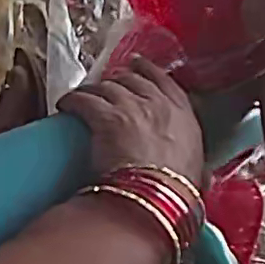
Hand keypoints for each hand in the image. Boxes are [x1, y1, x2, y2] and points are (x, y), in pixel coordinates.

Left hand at [58, 57, 204, 183]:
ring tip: (84, 96)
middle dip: (117, 80)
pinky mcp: (105, 117)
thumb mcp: (197, 170)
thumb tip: (199, 174)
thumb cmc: (179, 192)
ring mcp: (130, 107)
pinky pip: (83, 100)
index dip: (147, 70)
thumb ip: (194, 160)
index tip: (136, 65)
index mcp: (183, 114)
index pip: (163, 80)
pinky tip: (65, 104)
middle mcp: (157, 103)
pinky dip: (72, 100)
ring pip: (106, 86)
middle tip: (106, 85)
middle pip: (131, 79)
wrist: (157, 198)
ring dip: (94, 90)